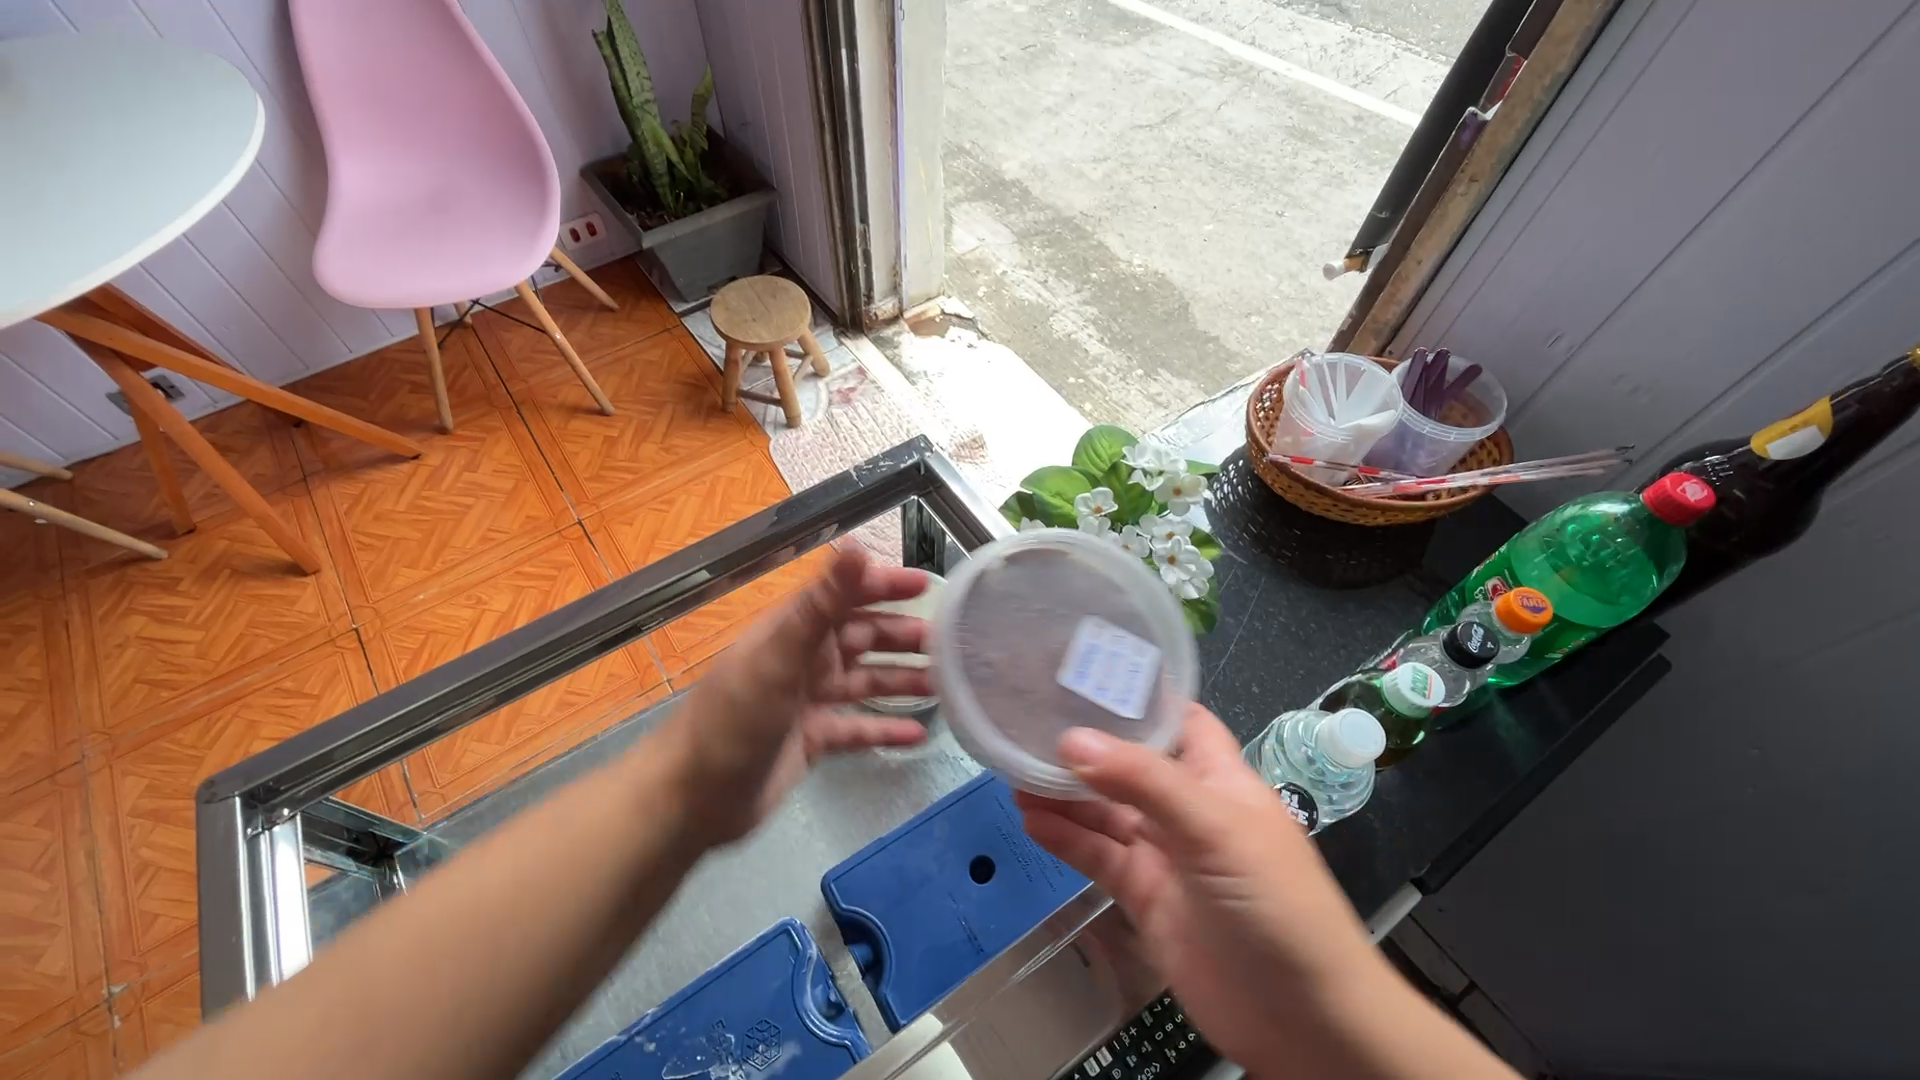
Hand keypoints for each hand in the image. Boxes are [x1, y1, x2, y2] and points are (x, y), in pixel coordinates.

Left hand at [663, 547, 933, 845]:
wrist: (693, 797)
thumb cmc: (733, 720)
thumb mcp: (779, 656)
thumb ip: (820, 603)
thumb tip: (856, 548)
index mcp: (793, 632)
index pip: (845, 596)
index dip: (884, 586)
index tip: (927, 584)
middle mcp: (803, 660)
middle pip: (862, 638)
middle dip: (902, 636)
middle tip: (950, 641)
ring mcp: (808, 701)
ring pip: (865, 682)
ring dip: (901, 680)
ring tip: (945, 683)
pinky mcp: (812, 740)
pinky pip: (858, 728)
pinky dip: (885, 729)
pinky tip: (918, 735)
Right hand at [1014, 705, 1388, 1075]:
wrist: (1303, 1019)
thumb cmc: (1275, 904)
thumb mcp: (1213, 828)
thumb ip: (1143, 782)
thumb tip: (1072, 741)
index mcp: (1218, 777)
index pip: (1176, 721)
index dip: (1136, 698)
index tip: (1081, 676)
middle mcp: (1188, 809)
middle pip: (1129, 767)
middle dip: (1086, 749)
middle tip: (1027, 727)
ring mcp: (1165, 855)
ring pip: (1106, 813)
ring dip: (1065, 796)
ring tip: (1014, 774)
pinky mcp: (1146, 898)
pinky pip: (1099, 859)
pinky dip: (1067, 841)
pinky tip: (1031, 823)